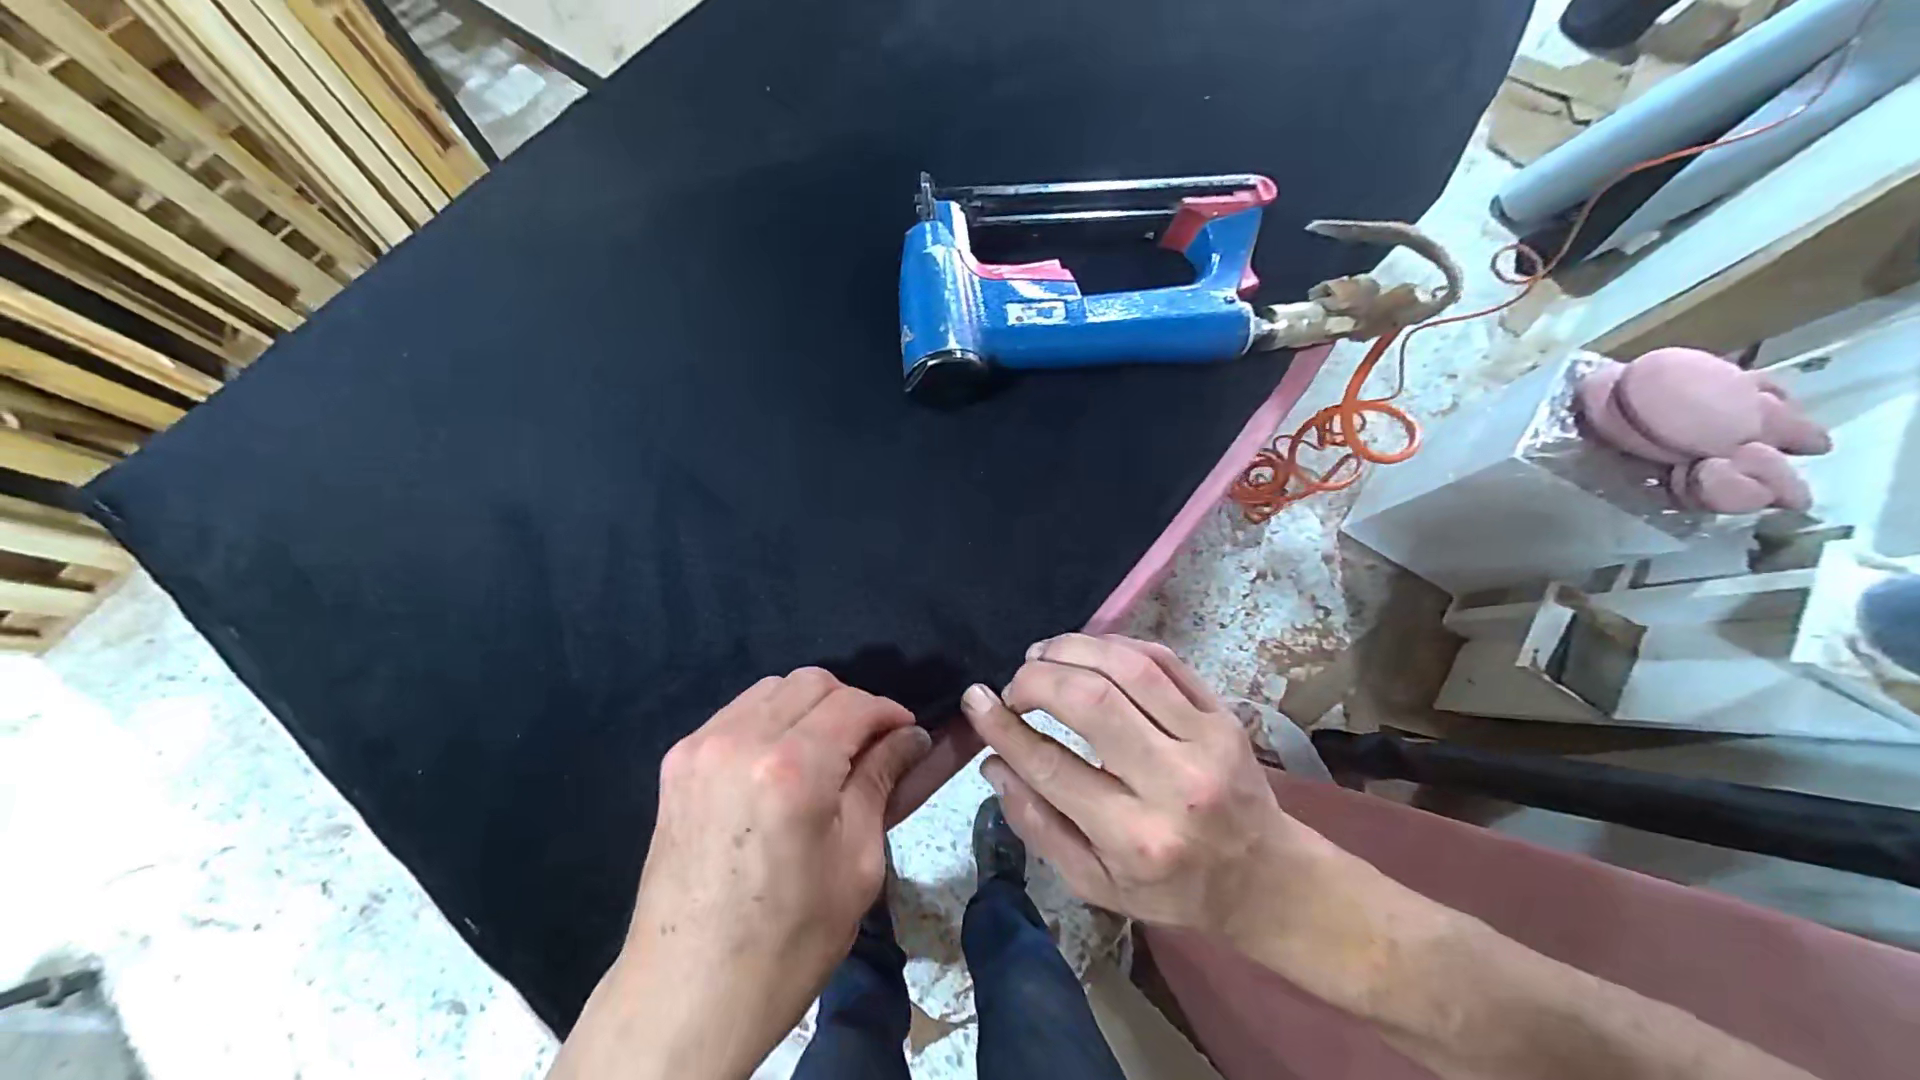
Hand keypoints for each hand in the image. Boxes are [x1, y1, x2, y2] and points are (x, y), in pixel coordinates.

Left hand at [551, 668, 930, 1079]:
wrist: (688, 993)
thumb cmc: (789, 939)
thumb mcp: (856, 861)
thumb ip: (880, 780)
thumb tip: (911, 737)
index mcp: (792, 767)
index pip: (854, 703)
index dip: (889, 713)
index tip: (908, 734)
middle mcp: (741, 739)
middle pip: (812, 682)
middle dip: (852, 703)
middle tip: (870, 745)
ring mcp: (701, 746)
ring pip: (772, 688)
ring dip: (809, 707)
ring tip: (826, 751)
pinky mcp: (677, 762)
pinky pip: (737, 712)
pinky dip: (770, 719)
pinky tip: (782, 760)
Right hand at [960, 633, 1298, 940]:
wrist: (1264, 877)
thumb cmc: (1172, 888)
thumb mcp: (1095, 883)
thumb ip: (1039, 826)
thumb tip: (994, 763)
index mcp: (1136, 838)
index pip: (1053, 766)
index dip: (1004, 727)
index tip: (976, 700)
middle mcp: (1175, 784)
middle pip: (1092, 701)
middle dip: (1037, 680)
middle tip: (1014, 684)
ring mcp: (1206, 741)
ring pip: (1128, 667)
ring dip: (1072, 649)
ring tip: (1041, 655)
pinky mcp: (1223, 713)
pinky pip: (1164, 658)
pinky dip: (1115, 645)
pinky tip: (1087, 651)